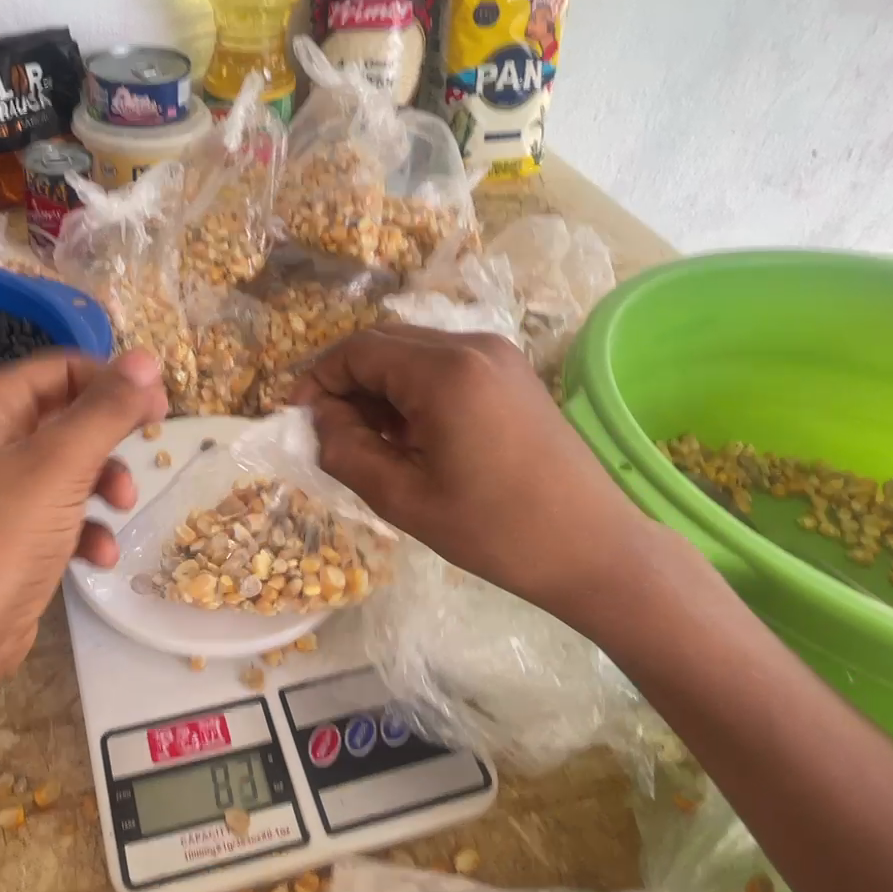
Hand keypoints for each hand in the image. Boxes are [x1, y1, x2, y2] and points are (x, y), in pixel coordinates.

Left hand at [0, 349, 167, 686]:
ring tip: (124, 509)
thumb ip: (106, 410)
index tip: (161, 405)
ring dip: (103, 484)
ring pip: (66, 468)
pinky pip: (54, 514)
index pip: (61, 367)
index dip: (113, 379)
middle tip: (155, 447)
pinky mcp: (2, 538)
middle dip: (110, 436)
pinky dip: (82, 528)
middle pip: (65, 416)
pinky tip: (98, 556)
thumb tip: (147, 358)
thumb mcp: (58, 466)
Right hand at [294, 326, 668, 631]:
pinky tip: (412, 436)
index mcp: (446, 371)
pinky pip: (444, 366)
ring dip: (380, 388)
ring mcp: (500, 356)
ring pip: (413, 353)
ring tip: (372, 442)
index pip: (357, 351)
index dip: (318, 380)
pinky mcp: (513, 373)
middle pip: (384, 343)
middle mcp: (473, 345)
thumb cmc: (495, 531)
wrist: (594, 548)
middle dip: (347, 382)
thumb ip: (346, 450)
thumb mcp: (403, 498)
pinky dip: (413, 391)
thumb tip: (318, 419)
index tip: (298, 420)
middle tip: (332, 434)